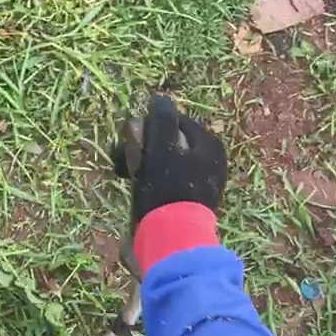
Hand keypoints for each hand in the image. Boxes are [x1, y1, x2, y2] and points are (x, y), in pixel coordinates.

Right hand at [112, 92, 226, 228]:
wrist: (172, 236)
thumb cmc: (166, 187)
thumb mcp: (162, 145)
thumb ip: (161, 119)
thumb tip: (159, 100)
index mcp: (210, 145)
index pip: (174, 121)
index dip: (149, 127)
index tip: (132, 140)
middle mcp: (210, 162)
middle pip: (168, 142)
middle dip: (143, 146)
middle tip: (125, 160)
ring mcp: (201, 183)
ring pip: (163, 161)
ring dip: (142, 163)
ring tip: (128, 175)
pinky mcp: (187, 202)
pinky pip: (164, 181)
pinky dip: (149, 181)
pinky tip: (137, 190)